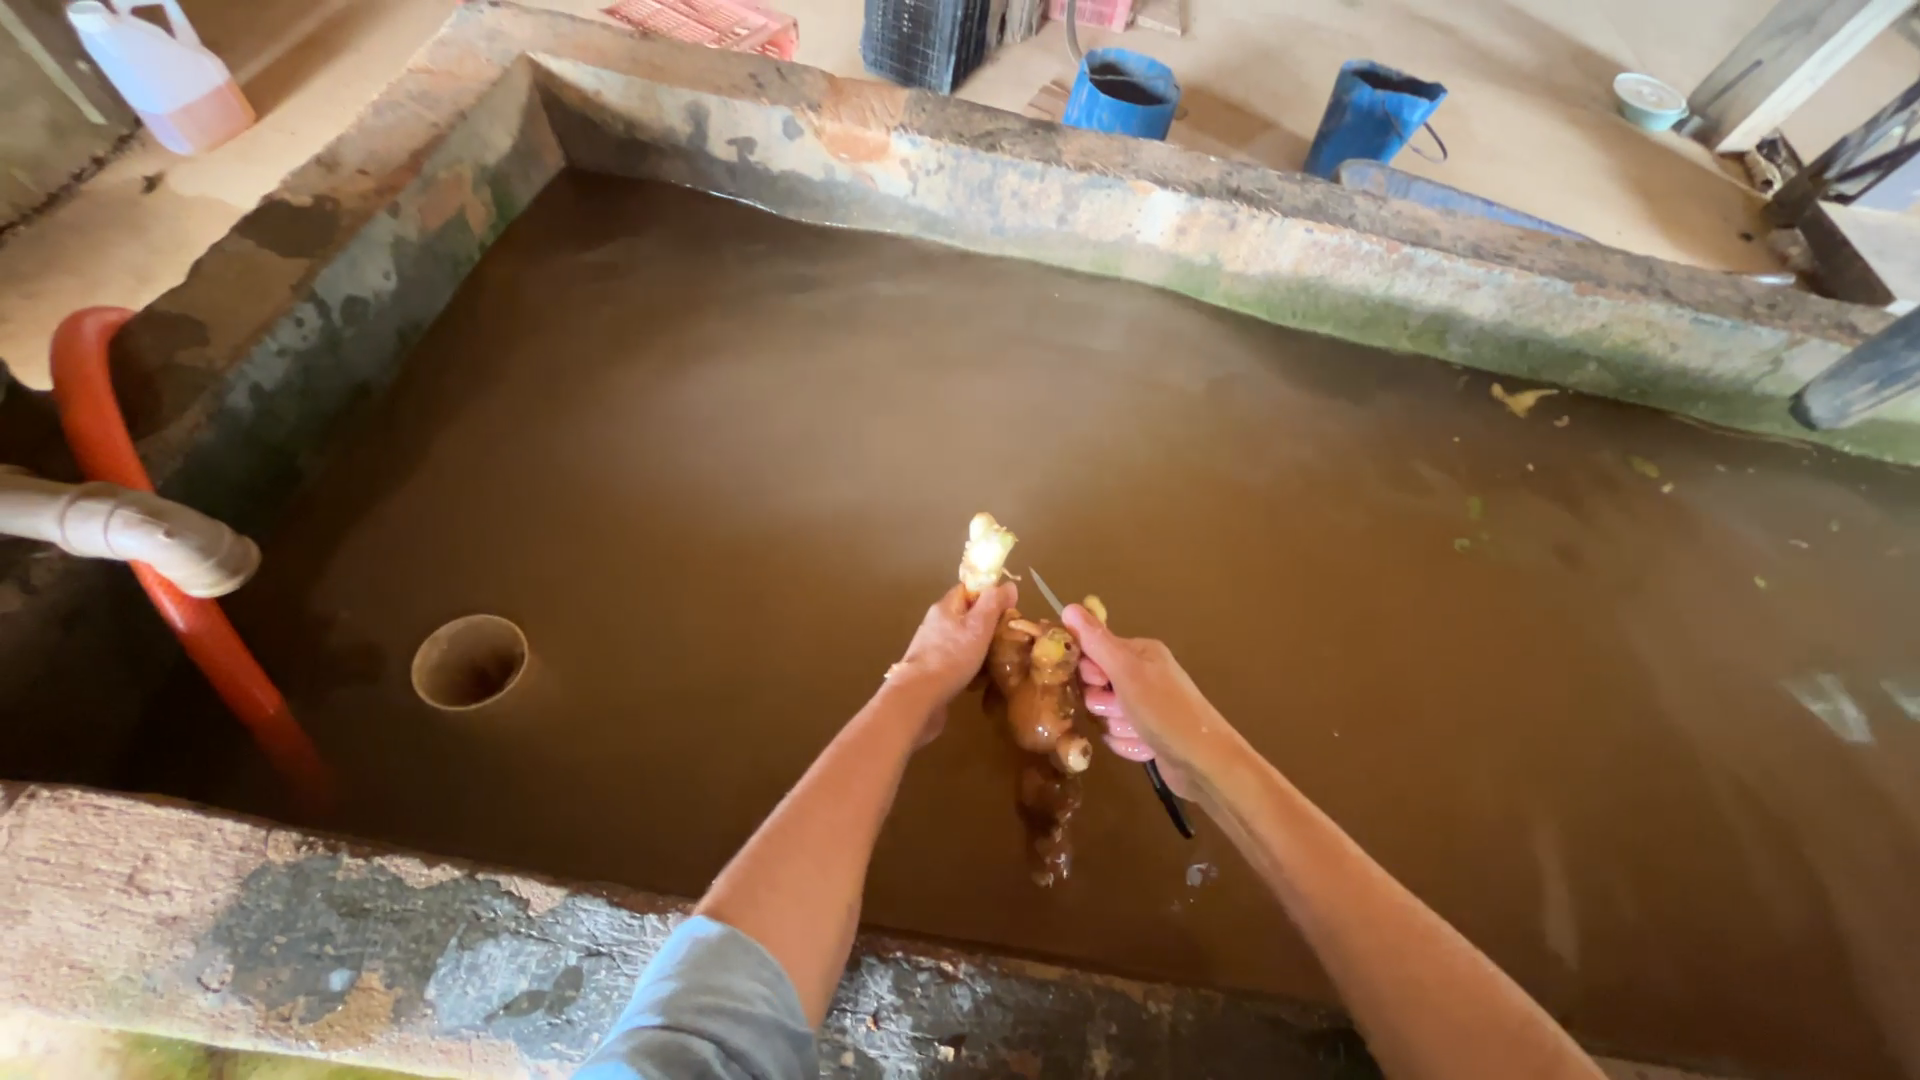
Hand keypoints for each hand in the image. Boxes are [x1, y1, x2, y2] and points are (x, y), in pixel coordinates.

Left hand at [887, 583, 1016, 739]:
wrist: (918, 696)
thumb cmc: (951, 657)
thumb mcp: (978, 626)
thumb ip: (993, 604)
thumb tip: (1009, 585)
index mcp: (944, 607)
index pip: (968, 589)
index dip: (989, 594)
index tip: (1008, 608)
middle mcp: (936, 623)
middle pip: (966, 614)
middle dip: (987, 623)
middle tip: (1007, 636)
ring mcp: (932, 646)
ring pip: (962, 638)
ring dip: (980, 646)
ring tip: (999, 657)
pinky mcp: (932, 668)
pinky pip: (956, 658)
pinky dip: (970, 664)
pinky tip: (981, 677)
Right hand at [1063, 604, 1237, 795]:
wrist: (1205, 763)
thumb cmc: (1166, 711)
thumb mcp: (1127, 671)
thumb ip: (1097, 641)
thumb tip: (1068, 607)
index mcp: (1140, 653)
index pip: (1094, 651)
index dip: (1089, 670)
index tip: (1099, 681)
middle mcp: (1143, 675)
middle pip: (1097, 686)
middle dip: (1103, 702)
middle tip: (1120, 708)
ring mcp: (1146, 706)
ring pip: (1106, 714)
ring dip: (1117, 726)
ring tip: (1138, 730)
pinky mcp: (1147, 734)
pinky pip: (1118, 735)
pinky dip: (1127, 743)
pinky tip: (1145, 747)